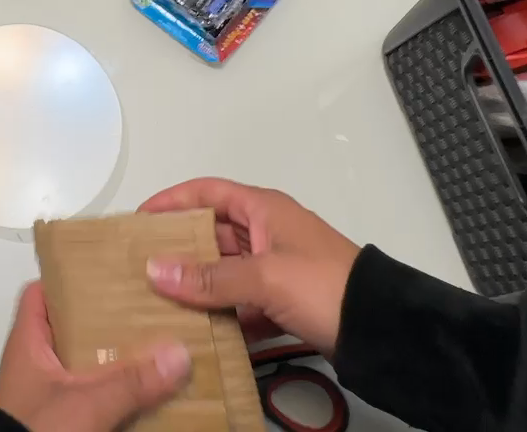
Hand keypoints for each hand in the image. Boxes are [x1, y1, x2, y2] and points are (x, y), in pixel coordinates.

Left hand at [0, 281, 191, 431]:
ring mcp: (49, 392)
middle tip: (144, 308)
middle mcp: (36, 361)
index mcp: (28, 341)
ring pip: (85, 363)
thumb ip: (130, 381)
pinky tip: (146, 389)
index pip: (41, 292)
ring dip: (114, 358)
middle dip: (106, 321)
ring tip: (155, 344)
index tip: (106, 272)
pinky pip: (92, 394)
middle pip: (71, 327)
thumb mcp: (86, 404)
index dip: (69, 278)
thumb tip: (179, 352)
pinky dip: (115, 390)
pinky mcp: (63, 419)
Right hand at [139, 179, 360, 355]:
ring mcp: (276, 267)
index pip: (205, 192)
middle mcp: (265, 231)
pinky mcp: (284, 300)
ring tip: (160, 299)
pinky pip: (241, 300)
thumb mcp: (264, 277)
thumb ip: (209, 277)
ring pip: (224, 269)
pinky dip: (222, 312)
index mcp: (262, 208)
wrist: (387, 334)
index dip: (171, 200)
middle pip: (211, 231)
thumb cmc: (322, 286)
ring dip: (198, 284)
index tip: (138, 219)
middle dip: (178, 248)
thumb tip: (153, 270)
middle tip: (141, 265)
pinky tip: (199, 329)